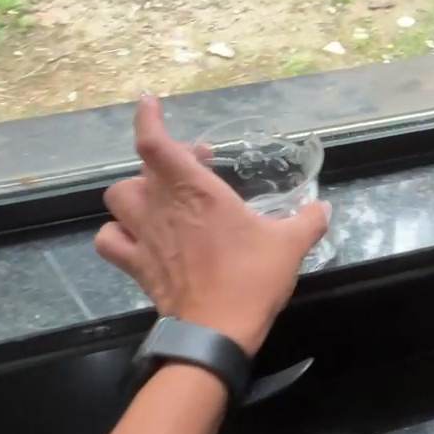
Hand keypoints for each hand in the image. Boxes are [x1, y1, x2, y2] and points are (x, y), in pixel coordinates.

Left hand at [95, 94, 328, 354]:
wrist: (219, 330)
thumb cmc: (253, 279)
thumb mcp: (292, 245)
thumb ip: (309, 220)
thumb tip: (323, 207)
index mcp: (197, 192)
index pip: (155, 143)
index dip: (148, 119)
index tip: (151, 104)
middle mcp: (162, 206)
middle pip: (143, 168)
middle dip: (166, 161)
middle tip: (195, 168)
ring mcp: (144, 236)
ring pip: (119, 198)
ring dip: (136, 192)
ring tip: (161, 199)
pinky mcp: (137, 266)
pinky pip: (110, 240)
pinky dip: (118, 233)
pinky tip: (135, 236)